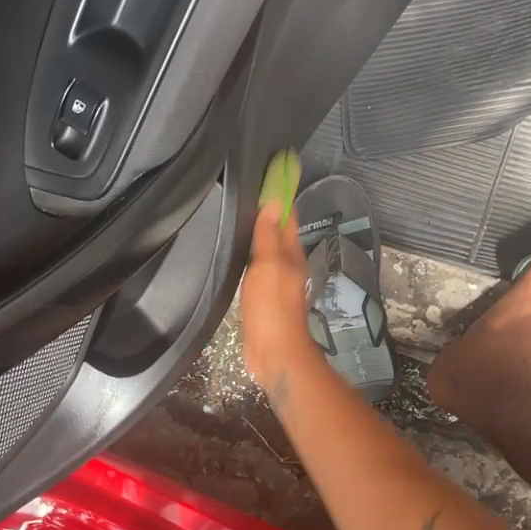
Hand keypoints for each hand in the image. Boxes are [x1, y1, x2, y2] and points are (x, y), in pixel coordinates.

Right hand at [240, 202, 322, 394]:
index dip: (279, 197)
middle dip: (267, 214)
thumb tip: (274, 201)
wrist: (275, 353)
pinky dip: (251, 258)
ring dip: (259, 236)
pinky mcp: (265, 299)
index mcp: (291, 254)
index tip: (267, 176)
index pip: (287, 217)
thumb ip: (268, 235)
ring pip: (268, 251)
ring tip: (240, 220)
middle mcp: (288, 265)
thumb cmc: (272, 308)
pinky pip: (258, 271)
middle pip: (278, 233)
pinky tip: (238, 257)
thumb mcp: (268, 266)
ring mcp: (277, 283)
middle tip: (246, 195)